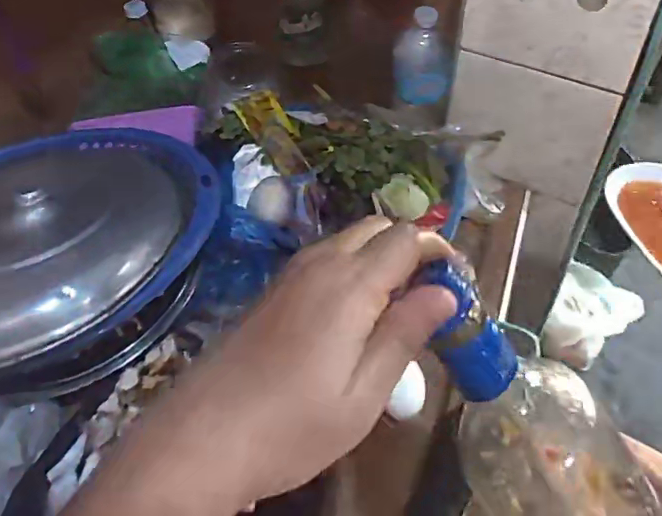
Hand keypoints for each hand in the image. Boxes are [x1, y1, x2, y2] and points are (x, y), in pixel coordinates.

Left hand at [69, 217, 457, 515]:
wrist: (205, 434)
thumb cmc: (292, 425)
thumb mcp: (362, 396)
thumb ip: (405, 335)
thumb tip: (446, 293)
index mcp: (351, 284)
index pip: (408, 238)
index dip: (439, 250)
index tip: (457, 281)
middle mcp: (323, 261)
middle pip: (381, 226)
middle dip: (412, 246)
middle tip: (430, 293)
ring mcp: (296, 269)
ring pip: (354, 236)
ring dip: (383, 253)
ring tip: (398, 304)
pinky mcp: (279, 283)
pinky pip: (329, 253)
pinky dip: (356, 262)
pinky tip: (356, 310)